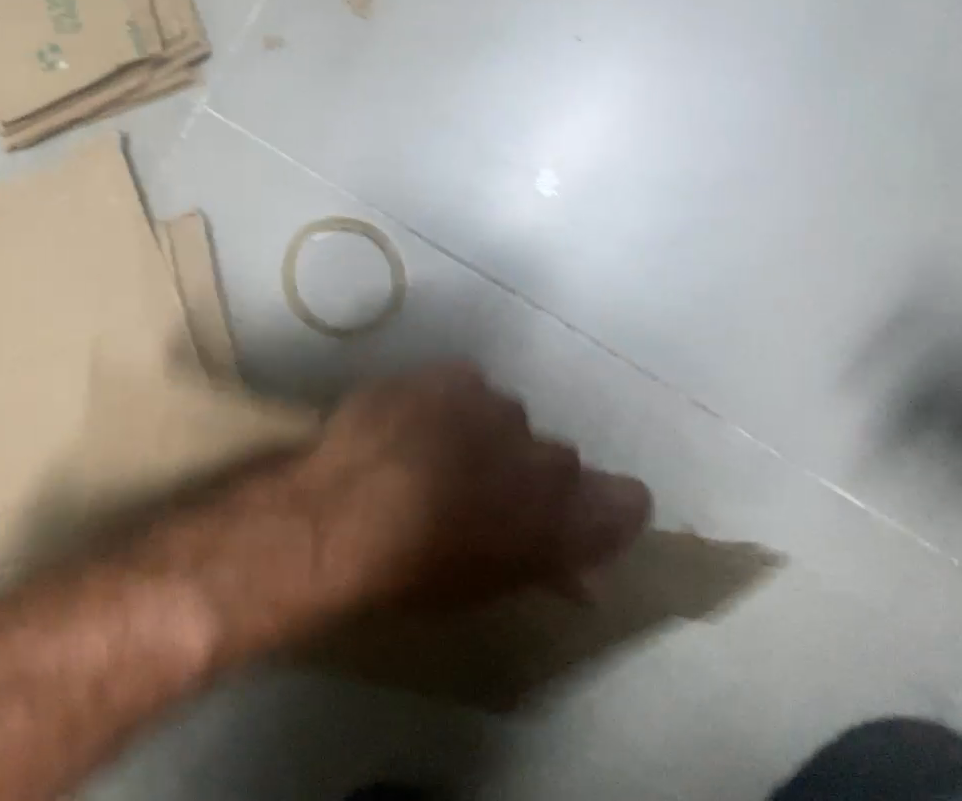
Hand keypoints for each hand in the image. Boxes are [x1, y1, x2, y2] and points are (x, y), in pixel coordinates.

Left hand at [295, 363, 650, 609]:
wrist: (334, 515)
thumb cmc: (412, 571)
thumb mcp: (488, 585)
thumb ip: (546, 567)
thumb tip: (579, 575)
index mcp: (569, 518)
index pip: (627, 501)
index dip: (594, 509)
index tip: (559, 519)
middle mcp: (547, 456)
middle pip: (556, 458)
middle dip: (524, 472)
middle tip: (475, 491)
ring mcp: (495, 408)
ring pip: (506, 417)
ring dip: (482, 433)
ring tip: (432, 453)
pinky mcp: (446, 376)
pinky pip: (463, 384)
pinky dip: (445, 400)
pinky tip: (411, 422)